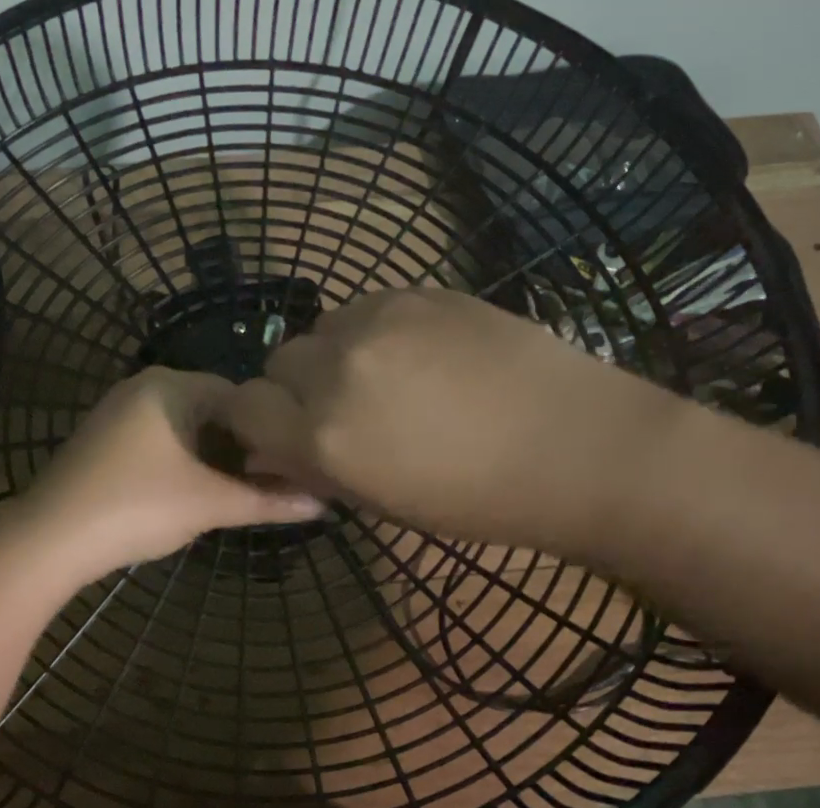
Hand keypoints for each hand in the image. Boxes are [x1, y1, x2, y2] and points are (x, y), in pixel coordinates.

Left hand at [27, 367, 323, 571]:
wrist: (52, 538)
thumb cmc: (138, 507)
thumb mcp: (210, 504)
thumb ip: (268, 501)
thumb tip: (324, 506)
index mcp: (172, 386)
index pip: (241, 395)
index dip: (271, 430)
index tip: (294, 465)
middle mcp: (143, 387)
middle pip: (212, 411)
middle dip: (242, 447)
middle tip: (273, 484)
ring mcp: (117, 414)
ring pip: (184, 430)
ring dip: (213, 460)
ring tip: (241, 494)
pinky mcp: (102, 443)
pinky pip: (158, 443)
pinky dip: (182, 465)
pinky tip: (195, 495)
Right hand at [222, 288, 677, 551]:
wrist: (577, 447)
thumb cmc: (477, 500)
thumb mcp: (379, 501)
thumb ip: (314, 468)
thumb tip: (271, 448)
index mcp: (323, 434)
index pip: (242, 406)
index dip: (252, 420)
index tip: (275, 433)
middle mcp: (337, 369)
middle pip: (277, 361)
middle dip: (292, 388)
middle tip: (335, 411)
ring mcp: (380, 321)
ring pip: (321, 328)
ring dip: (331, 354)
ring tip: (379, 379)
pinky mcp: (422, 293)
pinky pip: (367, 307)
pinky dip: (372, 331)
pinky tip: (416, 355)